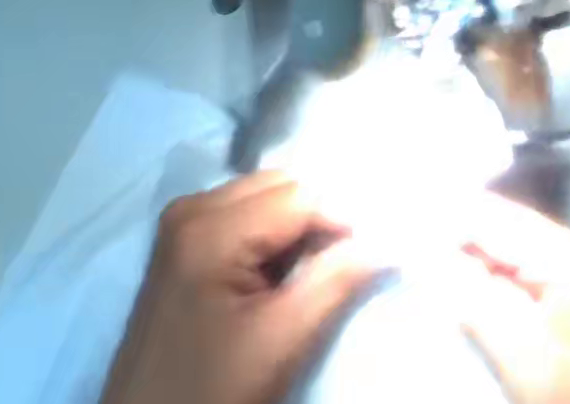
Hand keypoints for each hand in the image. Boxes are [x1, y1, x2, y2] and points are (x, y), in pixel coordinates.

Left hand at [102, 171, 379, 403]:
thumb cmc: (213, 392)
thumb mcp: (280, 344)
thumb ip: (335, 283)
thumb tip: (388, 242)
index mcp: (209, 227)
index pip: (297, 195)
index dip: (339, 220)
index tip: (369, 253)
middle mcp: (192, 205)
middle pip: (278, 185)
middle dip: (316, 218)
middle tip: (339, 265)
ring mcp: (182, 217)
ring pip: (263, 194)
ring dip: (294, 225)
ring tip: (309, 271)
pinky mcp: (181, 235)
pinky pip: (242, 210)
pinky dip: (270, 231)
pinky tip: (276, 271)